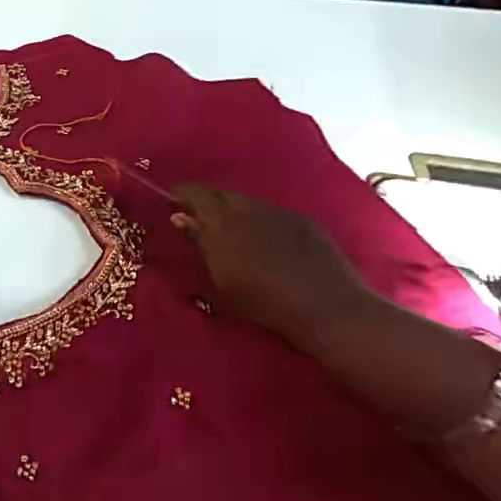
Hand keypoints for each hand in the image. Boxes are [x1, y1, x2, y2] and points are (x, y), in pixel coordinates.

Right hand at [171, 185, 376, 342]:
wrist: (327, 308)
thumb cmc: (263, 301)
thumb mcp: (219, 280)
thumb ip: (198, 243)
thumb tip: (181, 218)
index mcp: (222, 220)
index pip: (195, 192)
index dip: (182, 193)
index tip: (173, 199)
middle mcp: (249, 207)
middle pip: (221, 192)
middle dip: (207, 200)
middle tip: (199, 216)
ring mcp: (280, 212)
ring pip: (248, 202)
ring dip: (235, 210)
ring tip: (232, 230)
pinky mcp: (305, 221)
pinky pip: (274, 214)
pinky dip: (262, 221)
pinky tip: (267, 241)